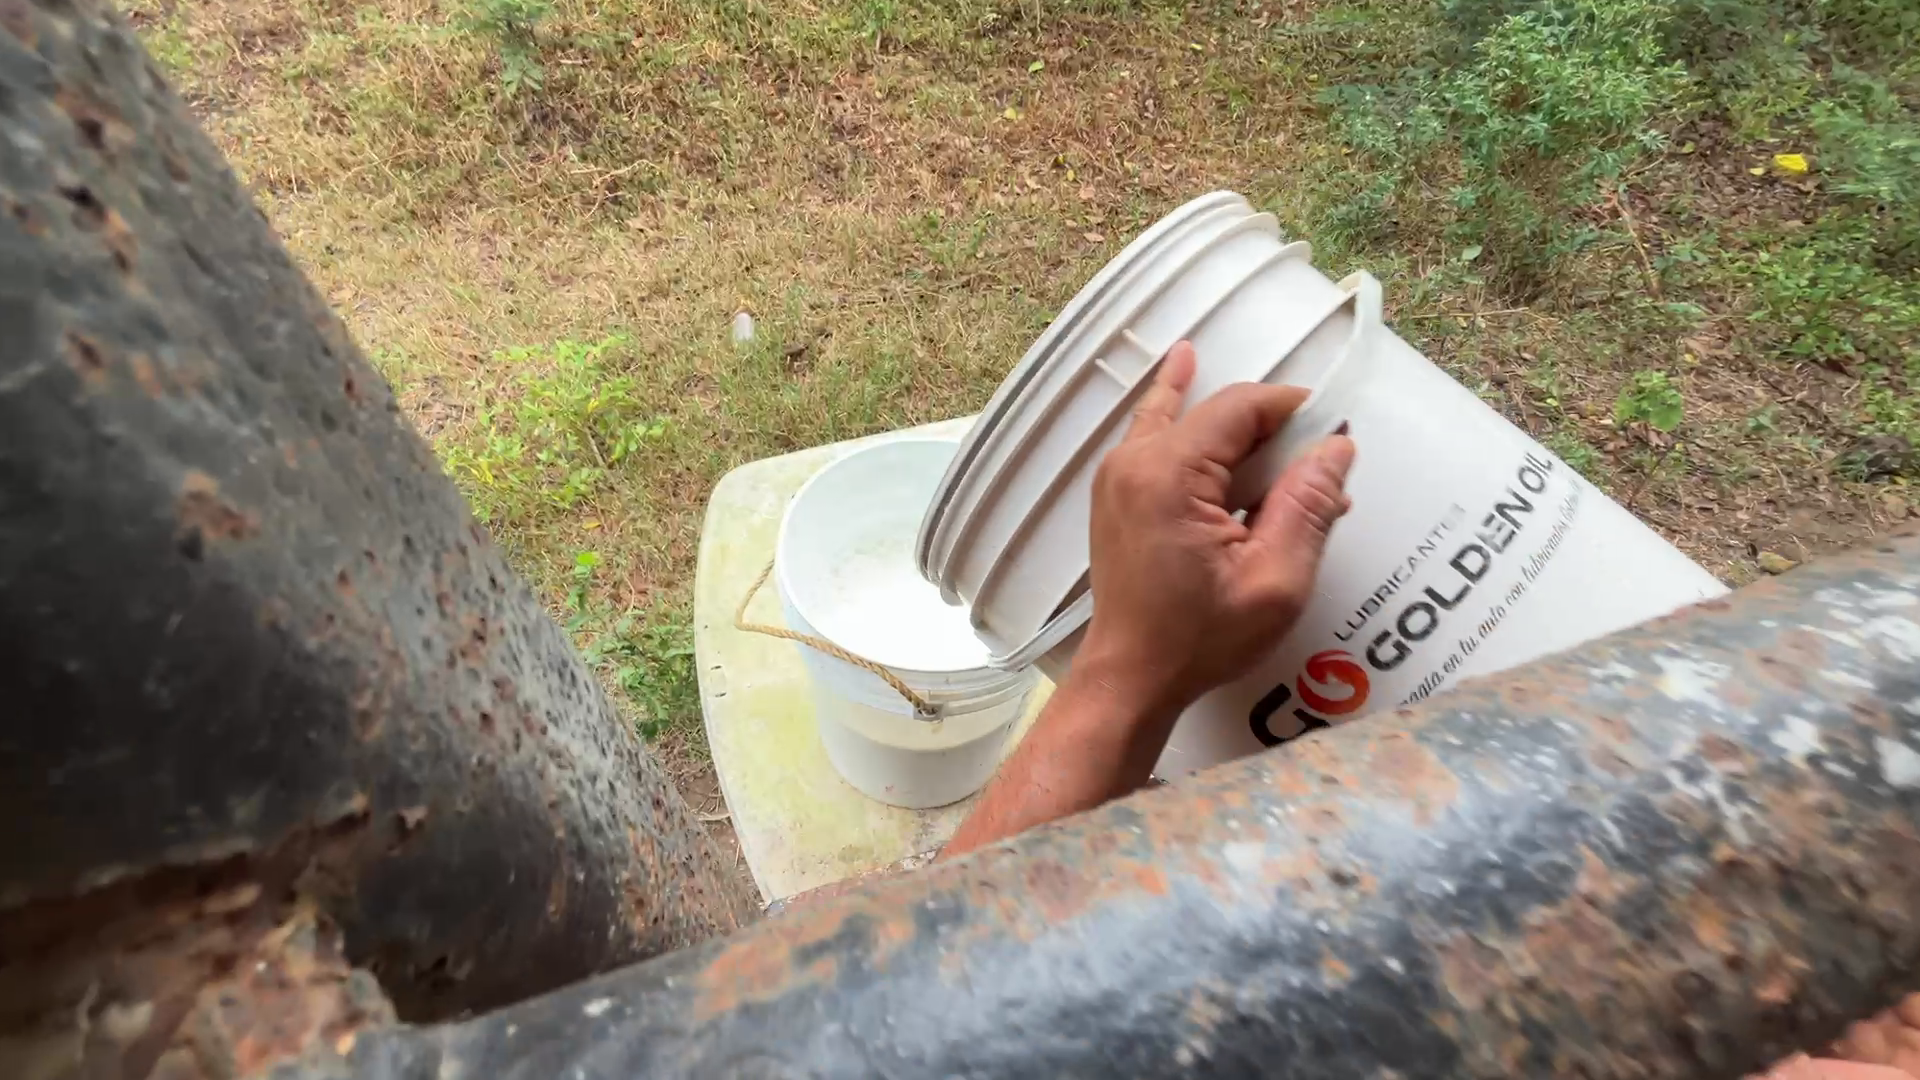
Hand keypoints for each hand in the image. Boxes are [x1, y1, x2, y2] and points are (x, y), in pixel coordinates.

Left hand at [942, 340, 1353, 857]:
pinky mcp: (1114, 494)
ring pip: (1178, 419)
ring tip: (1271, 420)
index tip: (1330, 431)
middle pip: (1210, 412)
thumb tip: (1336, 445)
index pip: (1239, 408)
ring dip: (1227, 422)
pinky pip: (1153, 439)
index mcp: (1168, 475)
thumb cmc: (1198, 638)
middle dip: (1266, 429)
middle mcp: (1132, 462)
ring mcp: (1115, 476)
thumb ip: (1306, 506)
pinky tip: (1185, 375)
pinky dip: (1183, 420)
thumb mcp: (1274, 581)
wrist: (1130, 673)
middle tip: (1310, 466)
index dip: (1291, 409)